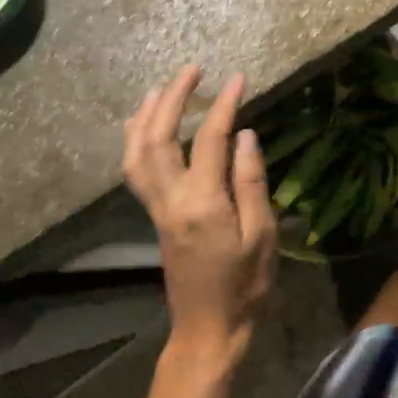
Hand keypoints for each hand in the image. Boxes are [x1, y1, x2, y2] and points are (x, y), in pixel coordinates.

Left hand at [123, 65, 276, 359]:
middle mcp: (171, 201)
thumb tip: (245, 135)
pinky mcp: (156, 217)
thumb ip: (251, 182)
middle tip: (192, 69)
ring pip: (137, 154)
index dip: (223, 104)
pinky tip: (146, 127)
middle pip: (159, 139)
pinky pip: (136, 170)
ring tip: (161, 87)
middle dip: (172, 99)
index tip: (238, 76)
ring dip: (146, 116)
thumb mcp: (261, 234)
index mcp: (201, 204)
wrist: (209, 328)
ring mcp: (158, 210)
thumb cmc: (246, 284)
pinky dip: (137, 141)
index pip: (210, 140)